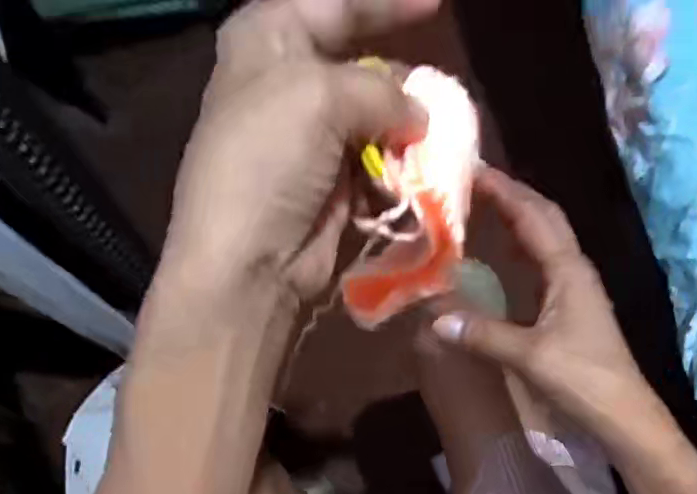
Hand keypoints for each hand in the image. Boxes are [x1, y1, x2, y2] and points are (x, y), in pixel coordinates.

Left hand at [157, 0, 433, 306]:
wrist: (251, 264)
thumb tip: (419, 115)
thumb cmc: (269, 162)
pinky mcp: (333, 198)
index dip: (386, 3)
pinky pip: (380, 176)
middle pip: (361, 71)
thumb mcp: (319, 95)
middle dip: (404, 84)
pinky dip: (402, 179)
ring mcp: (313, 150)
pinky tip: (421, 183)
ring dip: (410, 140)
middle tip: (444, 96)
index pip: (334, 3)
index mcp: (267, 41)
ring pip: (378, 129)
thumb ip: (379, 89)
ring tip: (441, 147)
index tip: (438, 4)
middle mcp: (289, 91)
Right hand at [432, 167, 670, 451]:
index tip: (473, 169)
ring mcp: (575, 292)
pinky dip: (518, 258)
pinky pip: (541, 271)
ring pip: (544, 244)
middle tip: (472, 186)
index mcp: (569, 270)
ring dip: (516, 224)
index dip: (504, 190)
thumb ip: (484, 335)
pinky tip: (499, 266)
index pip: (534, 215)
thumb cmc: (583, 379)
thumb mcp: (530, 356)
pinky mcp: (571, 313)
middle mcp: (574, 271)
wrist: (622, 414)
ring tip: (480, 214)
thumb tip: (435, 320)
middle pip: (544, 220)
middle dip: (511, 197)